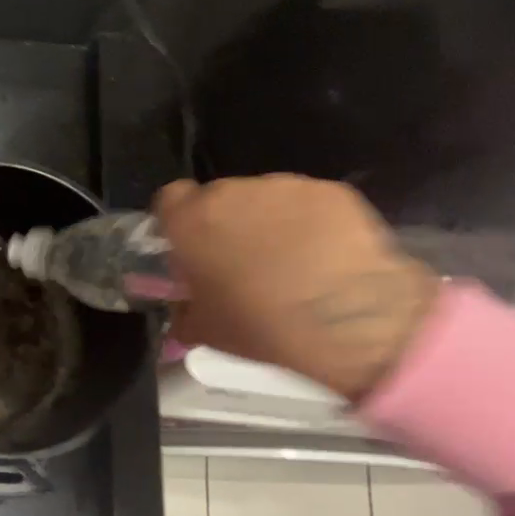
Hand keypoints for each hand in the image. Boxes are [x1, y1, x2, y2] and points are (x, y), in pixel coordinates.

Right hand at [154, 175, 439, 400]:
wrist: (345, 319)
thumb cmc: (258, 324)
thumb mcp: (203, 328)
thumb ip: (183, 310)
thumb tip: (184, 309)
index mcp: (190, 222)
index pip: (169, 199)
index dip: (177, 219)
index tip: (187, 244)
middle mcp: (233, 193)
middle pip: (218, 197)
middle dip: (224, 222)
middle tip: (237, 259)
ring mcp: (286, 187)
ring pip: (264, 198)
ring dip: (266, 220)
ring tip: (285, 257)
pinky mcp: (332, 191)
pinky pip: (306, 203)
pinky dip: (308, 221)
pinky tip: (320, 252)